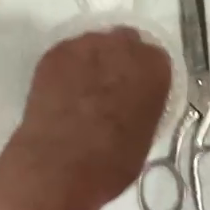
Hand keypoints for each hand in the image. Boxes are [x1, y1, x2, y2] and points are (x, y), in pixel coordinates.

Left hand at [9, 27, 171, 209]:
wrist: (60, 167)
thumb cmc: (112, 163)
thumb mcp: (144, 135)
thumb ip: (143, 107)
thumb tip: (132, 105)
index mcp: (154, 67)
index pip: (155, 60)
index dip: (145, 79)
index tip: (137, 95)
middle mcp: (123, 46)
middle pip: (124, 43)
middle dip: (119, 63)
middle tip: (110, 91)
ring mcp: (85, 46)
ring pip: (93, 46)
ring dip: (92, 64)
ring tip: (82, 93)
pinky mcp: (54, 54)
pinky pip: (67, 55)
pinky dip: (68, 70)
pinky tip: (63, 92)